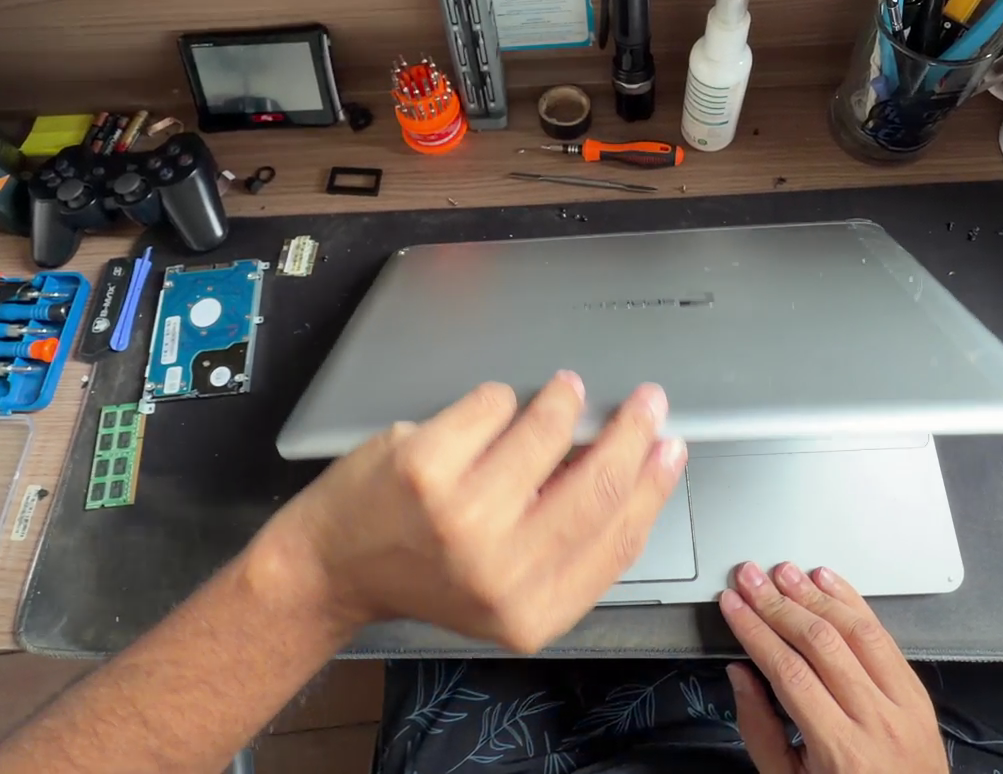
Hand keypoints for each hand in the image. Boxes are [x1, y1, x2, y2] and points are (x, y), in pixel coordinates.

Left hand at [259, 372, 686, 652]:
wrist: (334, 565)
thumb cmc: (422, 569)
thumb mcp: (505, 586)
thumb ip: (564, 540)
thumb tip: (627, 466)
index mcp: (530, 611)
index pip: (618, 540)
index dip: (654, 486)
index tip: (669, 449)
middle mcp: (498, 570)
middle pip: (597, 484)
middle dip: (631, 431)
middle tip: (645, 402)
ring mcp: (460, 515)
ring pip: (548, 431)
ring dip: (563, 401)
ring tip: (563, 391)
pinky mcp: (425, 466)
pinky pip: (494, 404)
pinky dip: (503, 397)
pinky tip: (494, 407)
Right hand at [720, 562, 945, 773]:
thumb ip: (760, 730)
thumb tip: (740, 670)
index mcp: (842, 754)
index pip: (789, 673)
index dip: (755, 631)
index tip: (731, 604)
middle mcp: (878, 723)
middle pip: (820, 644)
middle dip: (777, 604)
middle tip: (748, 577)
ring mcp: (905, 705)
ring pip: (854, 632)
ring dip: (813, 596)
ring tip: (782, 572)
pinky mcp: (918, 692)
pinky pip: (883, 636)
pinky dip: (853, 602)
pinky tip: (827, 580)